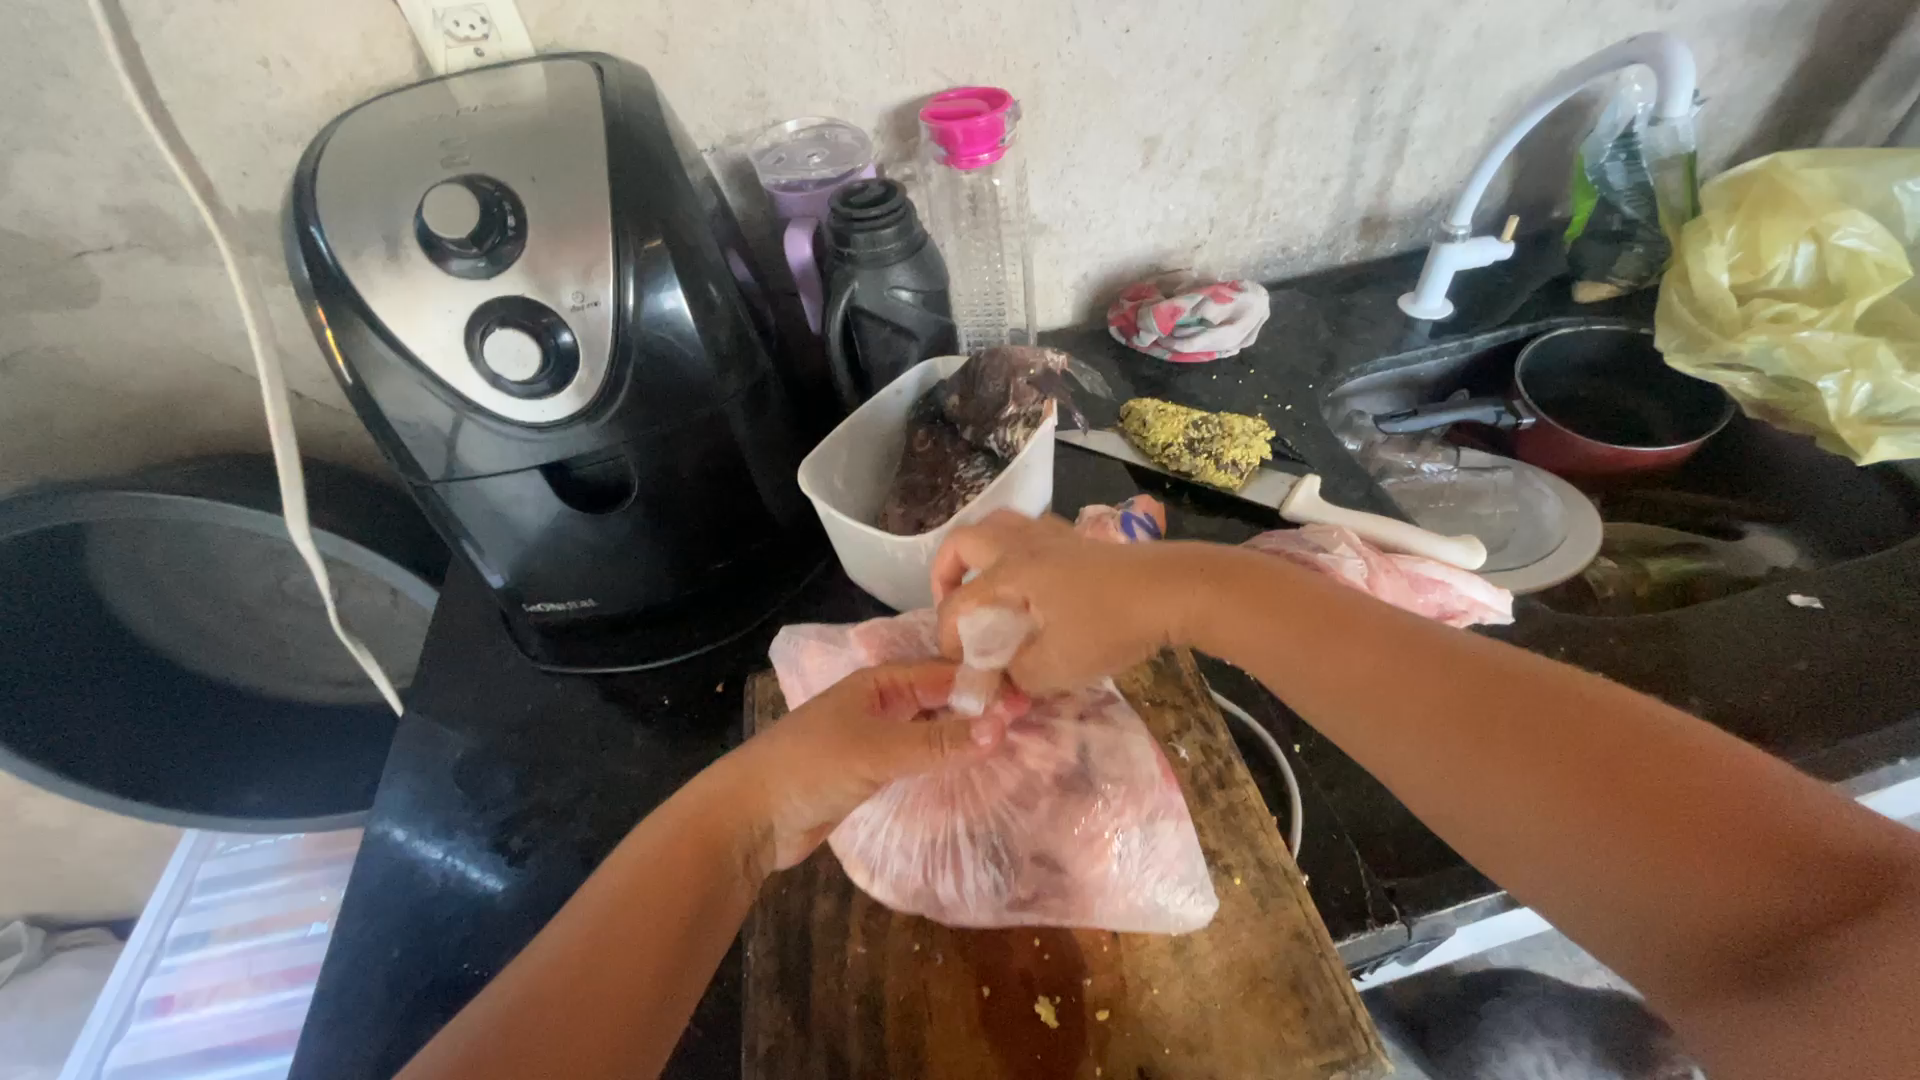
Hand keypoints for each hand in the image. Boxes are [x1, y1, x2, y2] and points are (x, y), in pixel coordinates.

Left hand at [728, 662, 1026, 873]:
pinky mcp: (870, 768)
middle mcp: (880, 702)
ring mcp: (875, 735)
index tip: (1028, 697)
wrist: (751, 817)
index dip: (984, 684)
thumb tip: (1002, 728)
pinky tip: (967, 763)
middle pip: (938, 697)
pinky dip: (942, 756)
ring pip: (929, 726)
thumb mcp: (879, 750)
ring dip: (962, 731)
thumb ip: (939, 742)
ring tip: (1009, 739)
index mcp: (879, 682)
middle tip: (1027, 718)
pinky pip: (916, 755)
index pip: (943, 673)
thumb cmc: (812, 767)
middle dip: (977, 705)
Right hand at [932, 510, 1200, 693]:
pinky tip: (1033, 581)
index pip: (959, 602)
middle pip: (964, 539)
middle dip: (946, 571)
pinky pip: (1031, 532)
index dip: (947, 636)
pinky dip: (1016, 551)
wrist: (1173, 591)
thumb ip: (1016, 676)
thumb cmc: (1110, 627)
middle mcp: (1023, 545)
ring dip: (980, 552)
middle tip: (954, 605)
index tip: (960, 667)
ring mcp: (1053, 537)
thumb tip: (1000, 680)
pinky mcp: (1079, 541)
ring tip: (985, 585)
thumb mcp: (1056, 667)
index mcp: (1009, 573)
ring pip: (999, 525)